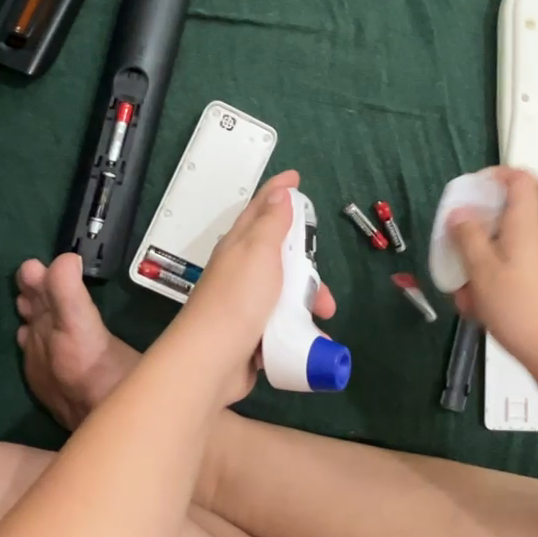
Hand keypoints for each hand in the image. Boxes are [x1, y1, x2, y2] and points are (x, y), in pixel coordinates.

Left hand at [169, 170, 334, 402]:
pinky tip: (312, 337)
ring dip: (308, 300)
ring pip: (285, 291)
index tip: (295, 177)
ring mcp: (245, 303)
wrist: (213, 360)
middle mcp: (240, 270)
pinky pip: (282, 322)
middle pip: (280, 255)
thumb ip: (271, 223)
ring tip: (324, 315)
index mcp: (240, 245)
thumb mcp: (258, 252)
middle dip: (307, 265)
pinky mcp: (251, 333)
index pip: (261, 209)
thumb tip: (279, 192)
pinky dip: (298, 327)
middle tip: (323, 281)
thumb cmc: (238, 300)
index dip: (278, 191)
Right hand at [449, 168, 537, 368]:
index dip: (497, 175)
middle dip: (474, 235)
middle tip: (454, 257)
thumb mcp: (481, 271)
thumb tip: (459, 213)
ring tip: (465, 297)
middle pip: (505, 218)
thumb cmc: (518, 308)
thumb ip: (467, 237)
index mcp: (526, 225)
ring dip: (478, 266)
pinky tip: (480, 311)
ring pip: (503, 249)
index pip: (521, 179)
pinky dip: (492, 282)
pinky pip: (511, 270)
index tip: (471, 189)